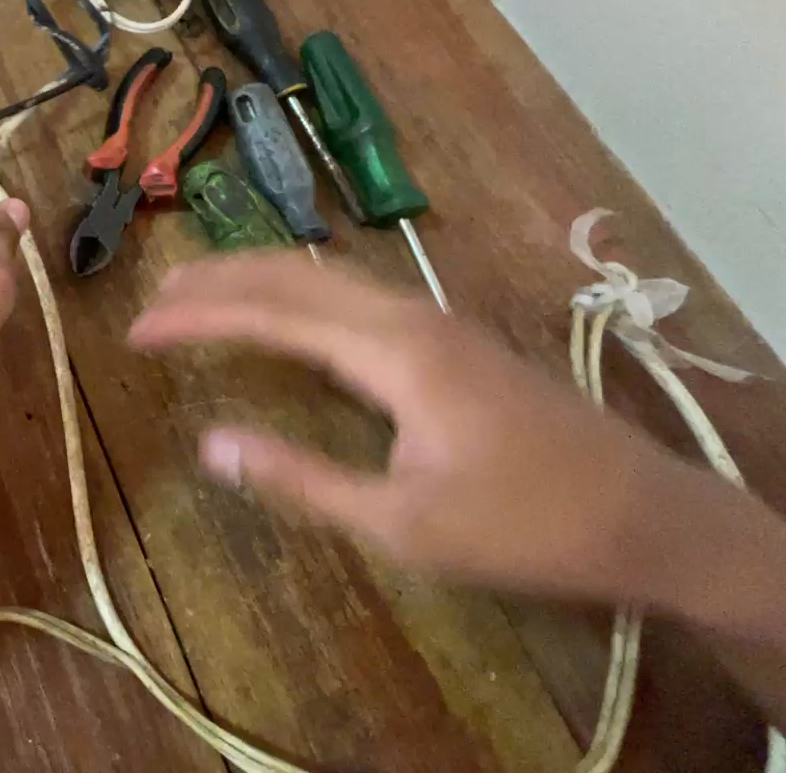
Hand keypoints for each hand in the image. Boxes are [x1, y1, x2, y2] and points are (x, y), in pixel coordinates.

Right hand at [126, 253, 732, 608]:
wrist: (661, 522)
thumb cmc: (528, 527)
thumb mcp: (403, 523)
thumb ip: (300, 478)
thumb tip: (208, 444)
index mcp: (393, 351)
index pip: (267, 312)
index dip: (195, 317)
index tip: (138, 330)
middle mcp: (406, 314)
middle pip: (288, 272)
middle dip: (212, 278)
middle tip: (152, 296)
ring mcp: (429, 316)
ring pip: (318, 271)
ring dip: (249, 275)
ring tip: (193, 289)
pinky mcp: (441, 331)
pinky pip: (342, 288)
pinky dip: (286, 287)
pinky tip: (272, 305)